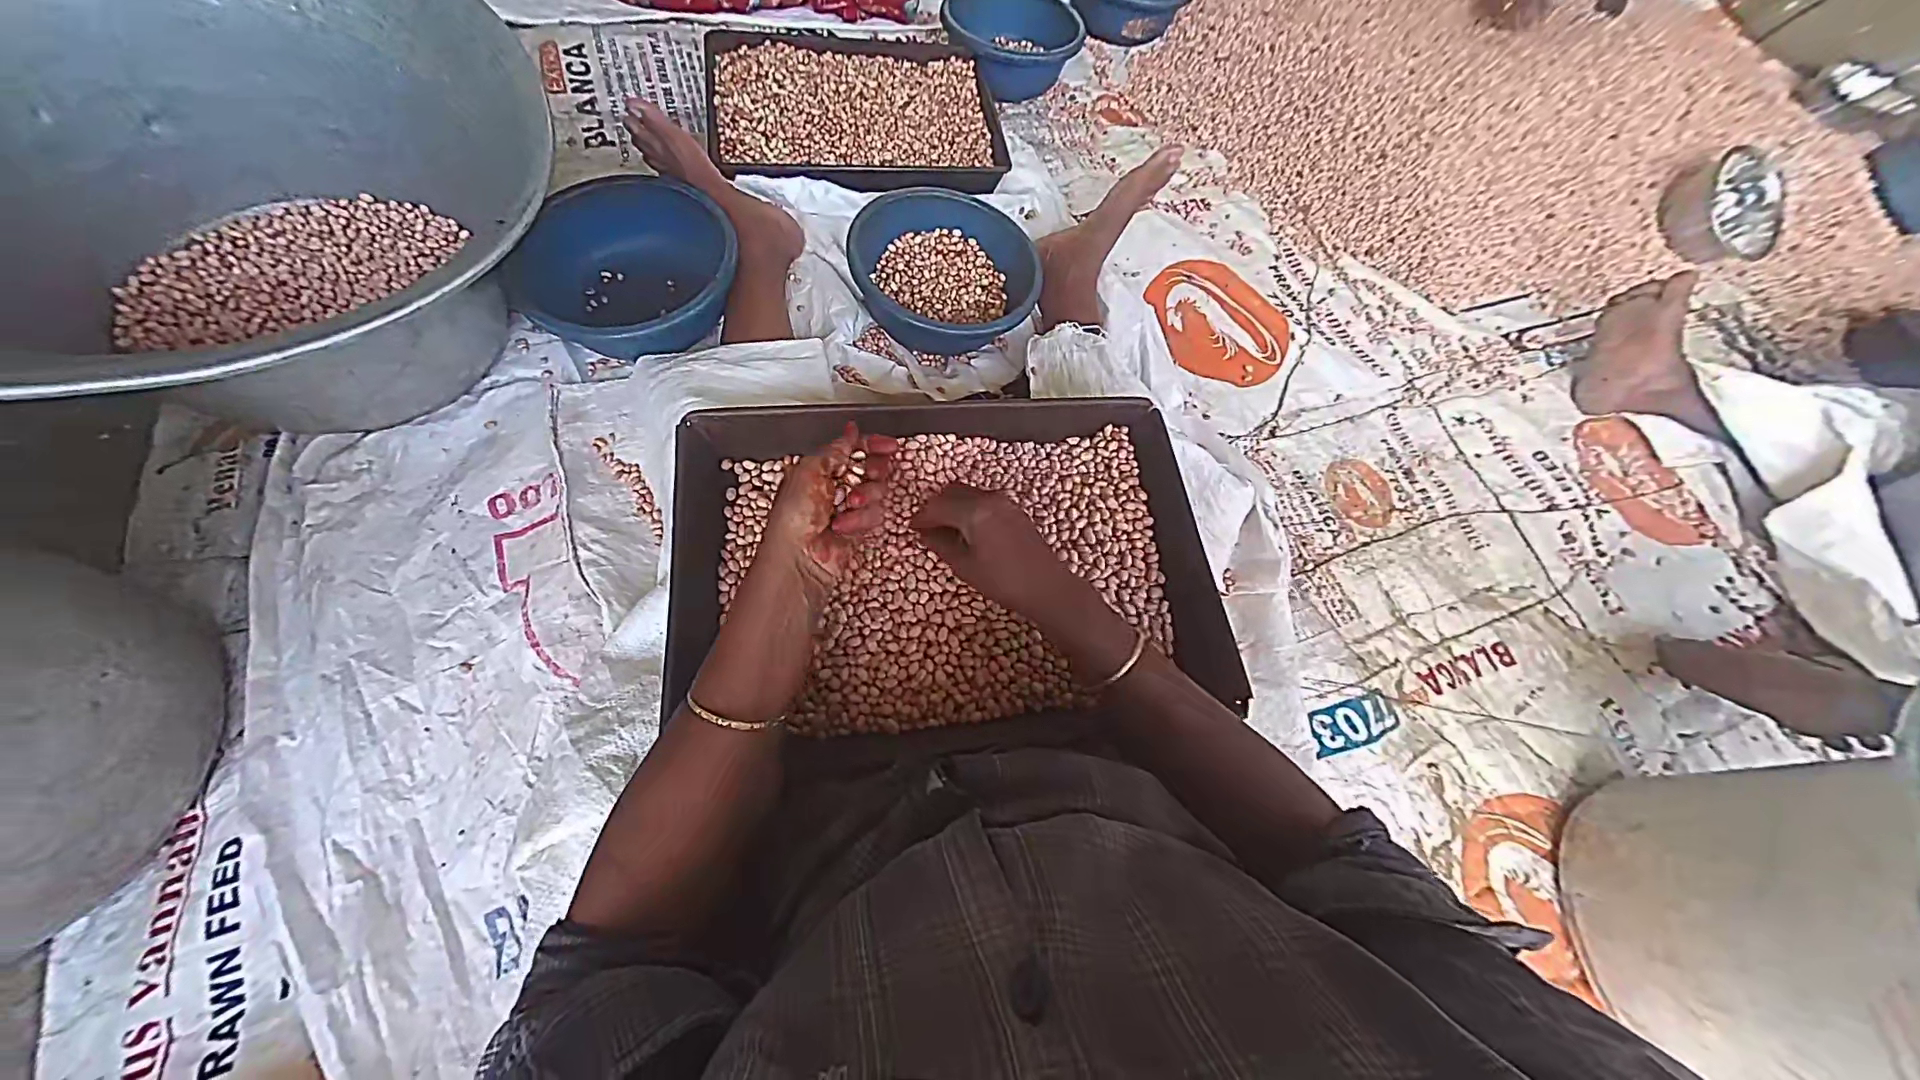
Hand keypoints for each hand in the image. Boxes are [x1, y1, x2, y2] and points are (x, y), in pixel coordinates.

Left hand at [760, 423, 896, 603]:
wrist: (797, 558)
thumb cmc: (793, 518)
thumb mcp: (810, 471)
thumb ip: (835, 450)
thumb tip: (851, 431)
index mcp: (821, 468)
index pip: (852, 449)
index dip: (871, 445)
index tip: (887, 445)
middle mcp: (837, 486)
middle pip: (871, 468)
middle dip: (874, 471)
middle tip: (869, 476)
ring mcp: (849, 508)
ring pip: (876, 491)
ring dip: (865, 497)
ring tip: (848, 505)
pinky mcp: (859, 527)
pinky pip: (874, 515)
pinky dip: (860, 519)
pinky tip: (842, 526)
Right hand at [910, 484, 1084, 618]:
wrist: (1046, 586)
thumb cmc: (1002, 581)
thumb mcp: (964, 566)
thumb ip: (941, 544)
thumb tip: (924, 533)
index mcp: (974, 511)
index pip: (937, 506)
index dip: (921, 517)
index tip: (911, 527)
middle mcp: (989, 498)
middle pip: (952, 492)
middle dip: (935, 507)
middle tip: (925, 527)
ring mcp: (1004, 502)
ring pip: (968, 493)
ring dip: (952, 505)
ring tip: (944, 530)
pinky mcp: (1014, 510)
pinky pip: (983, 500)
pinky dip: (969, 508)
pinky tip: (967, 530)